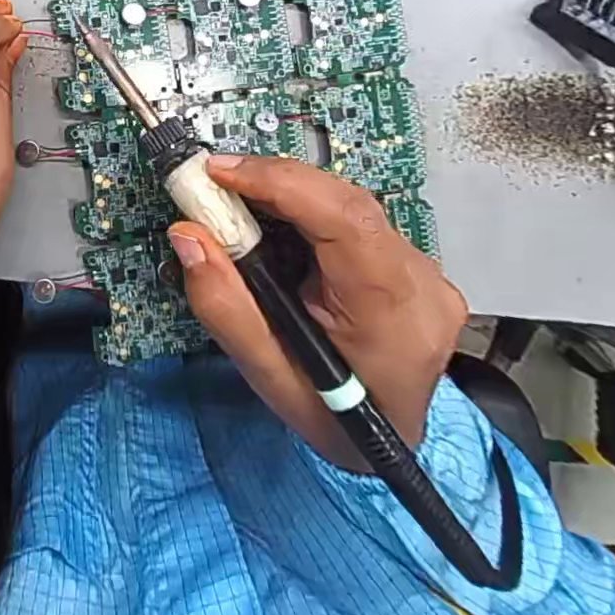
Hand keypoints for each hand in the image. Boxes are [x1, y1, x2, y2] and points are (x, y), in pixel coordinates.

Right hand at [168, 154, 466, 468]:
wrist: (386, 443)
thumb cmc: (330, 417)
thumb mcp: (265, 372)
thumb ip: (223, 305)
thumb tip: (188, 237)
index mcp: (394, 315)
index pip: (345, 219)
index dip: (279, 182)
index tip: (219, 171)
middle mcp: (423, 285)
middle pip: (345, 203)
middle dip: (271, 183)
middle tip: (212, 185)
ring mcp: (425, 273)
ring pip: (347, 205)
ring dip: (285, 195)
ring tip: (233, 203)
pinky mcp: (412, 266)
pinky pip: (352, 218)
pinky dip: (303, 210)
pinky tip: (271, 221)